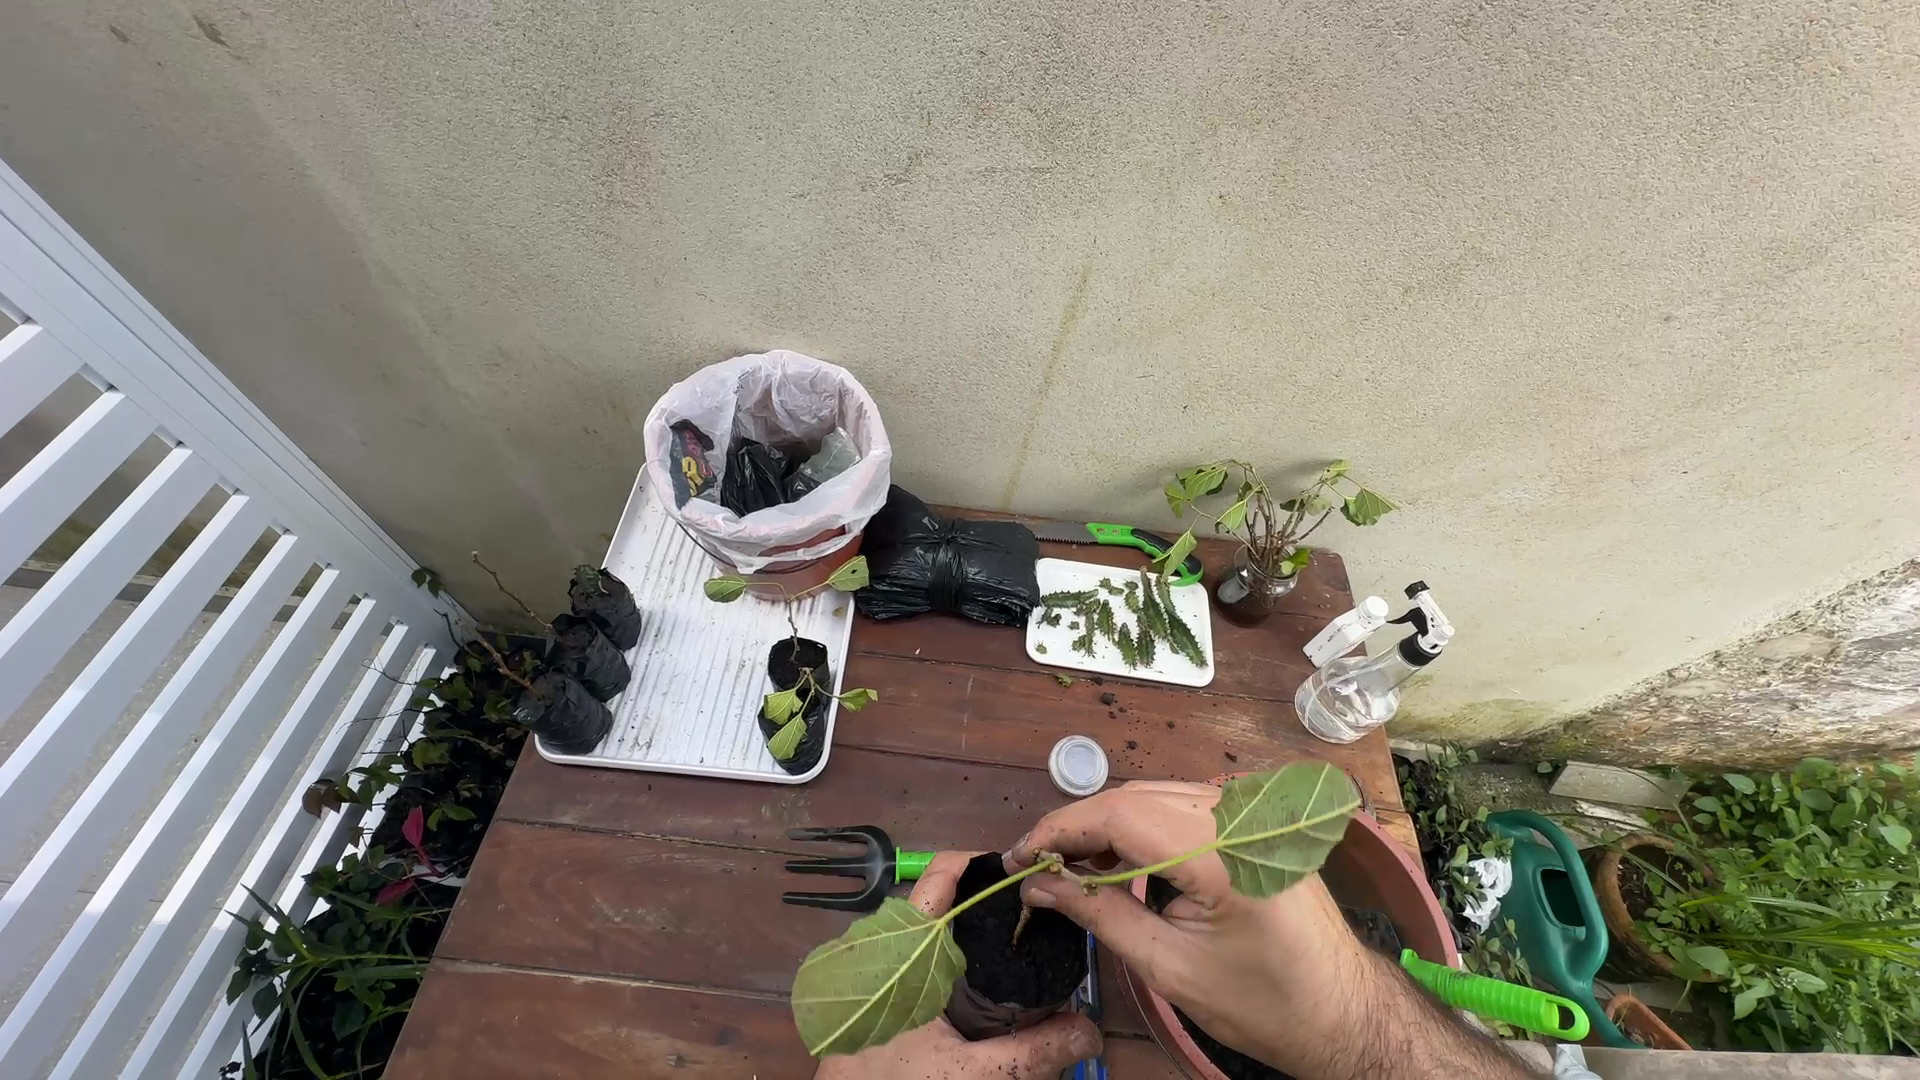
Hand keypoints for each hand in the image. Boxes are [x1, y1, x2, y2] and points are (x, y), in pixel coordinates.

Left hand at [814, 851, 1101, 1079]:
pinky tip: (983, 981)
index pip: (939, 873)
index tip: (1023, 874)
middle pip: (941, 899)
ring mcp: (876, 967)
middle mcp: (886, 944)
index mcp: (904, 945)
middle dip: (987, 900)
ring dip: (969, 929)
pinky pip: (918, 955)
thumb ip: (1030, 1052)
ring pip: (930, 928)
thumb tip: (1092, 1031)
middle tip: (1034, 914)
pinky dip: (952, 956)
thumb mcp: (968, 1076)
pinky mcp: (876, 992)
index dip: (981, 863)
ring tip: (1017, 941)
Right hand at [1005, 782, 1366, 1077]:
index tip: (1017, 857)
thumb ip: (1099, 913)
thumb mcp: (1170, 967)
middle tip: (1036, 868)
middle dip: (1077, 829)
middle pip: (1131, 799)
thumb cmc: (1261, 1004)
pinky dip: (1136, 827)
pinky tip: (1115, 859)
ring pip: (1149, 797)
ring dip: (1104, 826)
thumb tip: (1036, 883)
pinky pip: (1174, 806)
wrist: (1345, 1013)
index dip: (1060, 831)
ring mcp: (1244, 810)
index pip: (1119, 815)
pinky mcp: (1245, 818)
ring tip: (1068, 867)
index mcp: (1221, 851)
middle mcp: (1233, 813)